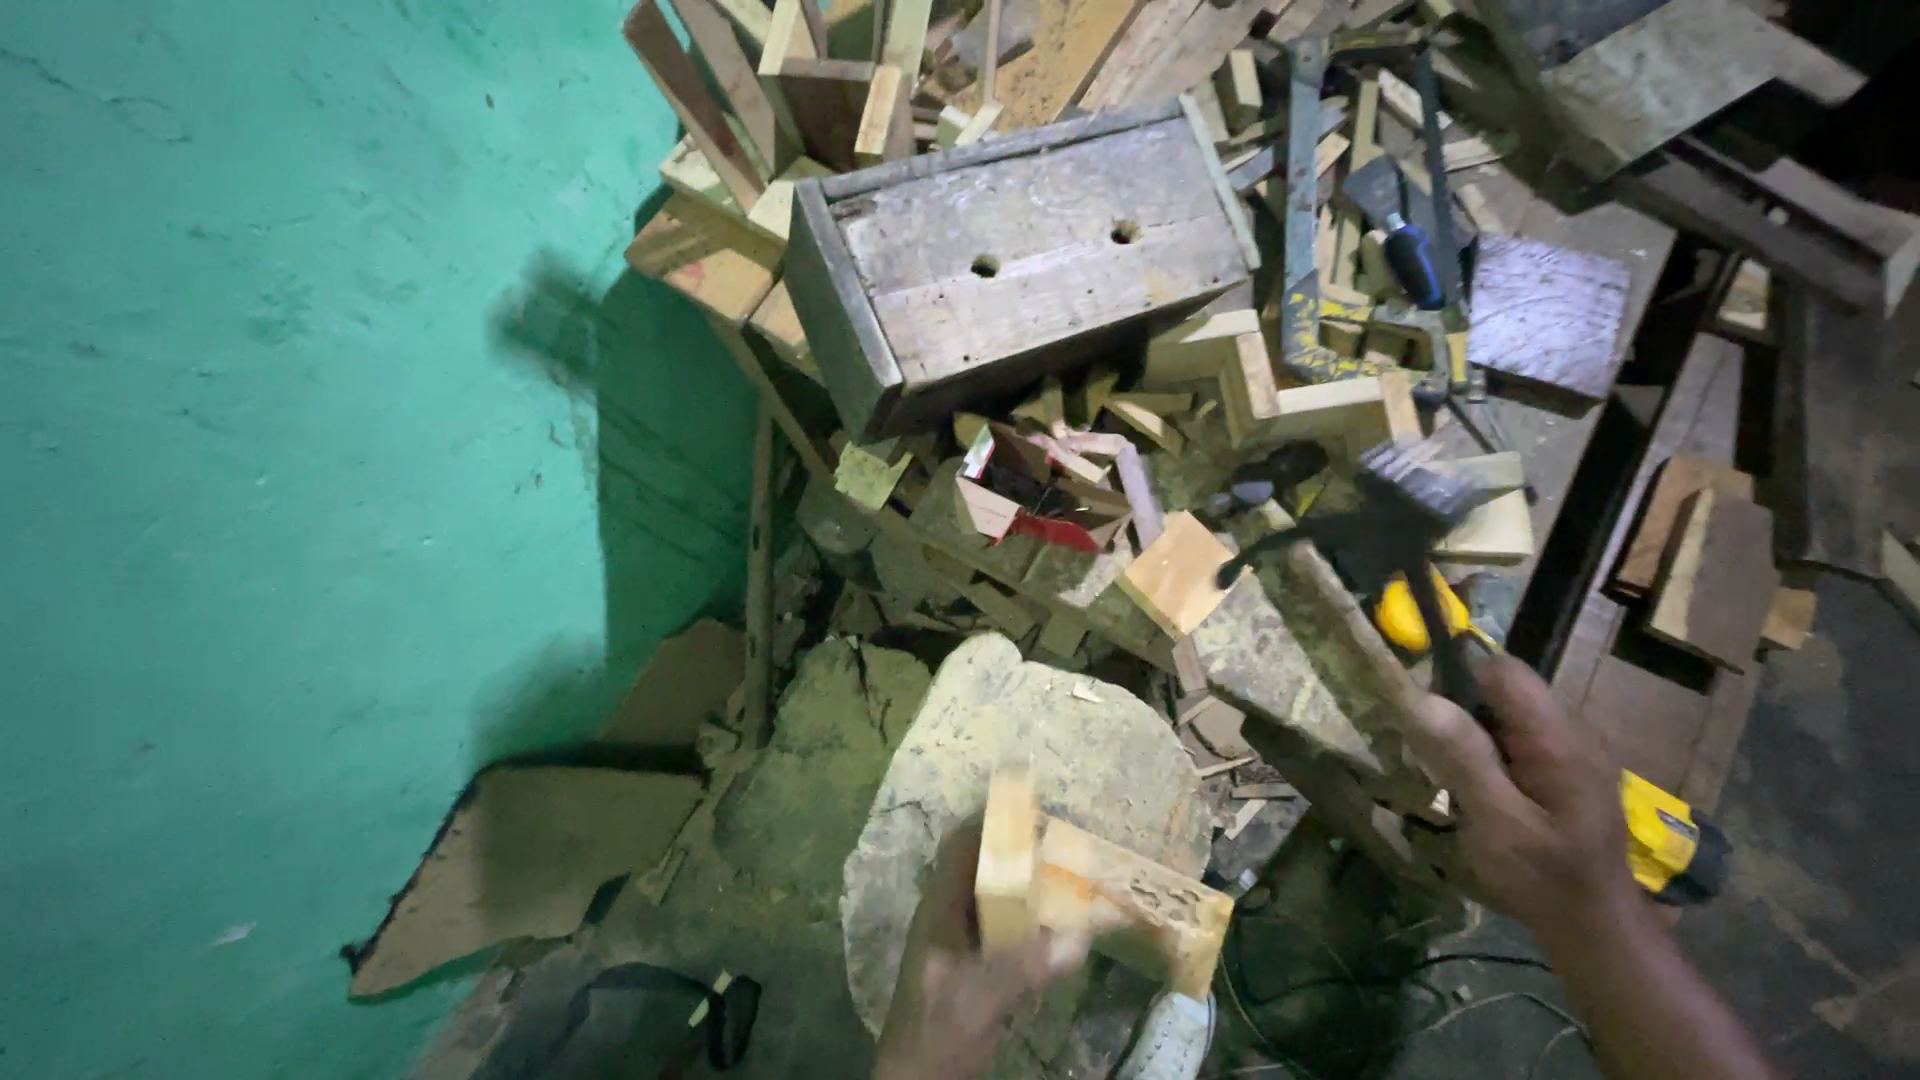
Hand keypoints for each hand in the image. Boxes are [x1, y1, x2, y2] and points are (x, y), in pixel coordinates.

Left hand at [872, 819, 1092, 1079]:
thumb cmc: (936, 1030)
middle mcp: (948, 915)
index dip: (991, 821)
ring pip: (994, 896)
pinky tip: (1057, 926)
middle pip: (981, 866)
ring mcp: (960, 942)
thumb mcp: (977, 997)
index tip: (1032, 808)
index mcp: (939, 907)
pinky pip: (1004, 928)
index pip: (961, 844)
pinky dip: (1029, 919)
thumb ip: (1022, 966)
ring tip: (1067, 874)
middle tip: (1062, 841)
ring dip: (1025, 884)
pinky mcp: (974, 967)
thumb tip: (1077, 938)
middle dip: (1018, 851)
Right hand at [1406, 656, 1639, 942]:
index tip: (1422, 712)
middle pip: (1501, 686)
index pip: (1502, 670)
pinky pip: (1512, 732)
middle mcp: (1571, 731)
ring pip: (1503, 709)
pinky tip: (1471, 780)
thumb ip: (1463, 757)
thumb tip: (1420, 697)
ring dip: (1467, 727)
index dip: (1455, 678)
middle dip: (1457, 705)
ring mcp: (1568, 748)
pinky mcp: (1560, 764)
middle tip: (1428, 747)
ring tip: (1445, 767)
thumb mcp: (1496, 822)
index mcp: (1559, 739)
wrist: (1594, 926)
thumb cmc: (1544, 877)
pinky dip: (1483, 745)